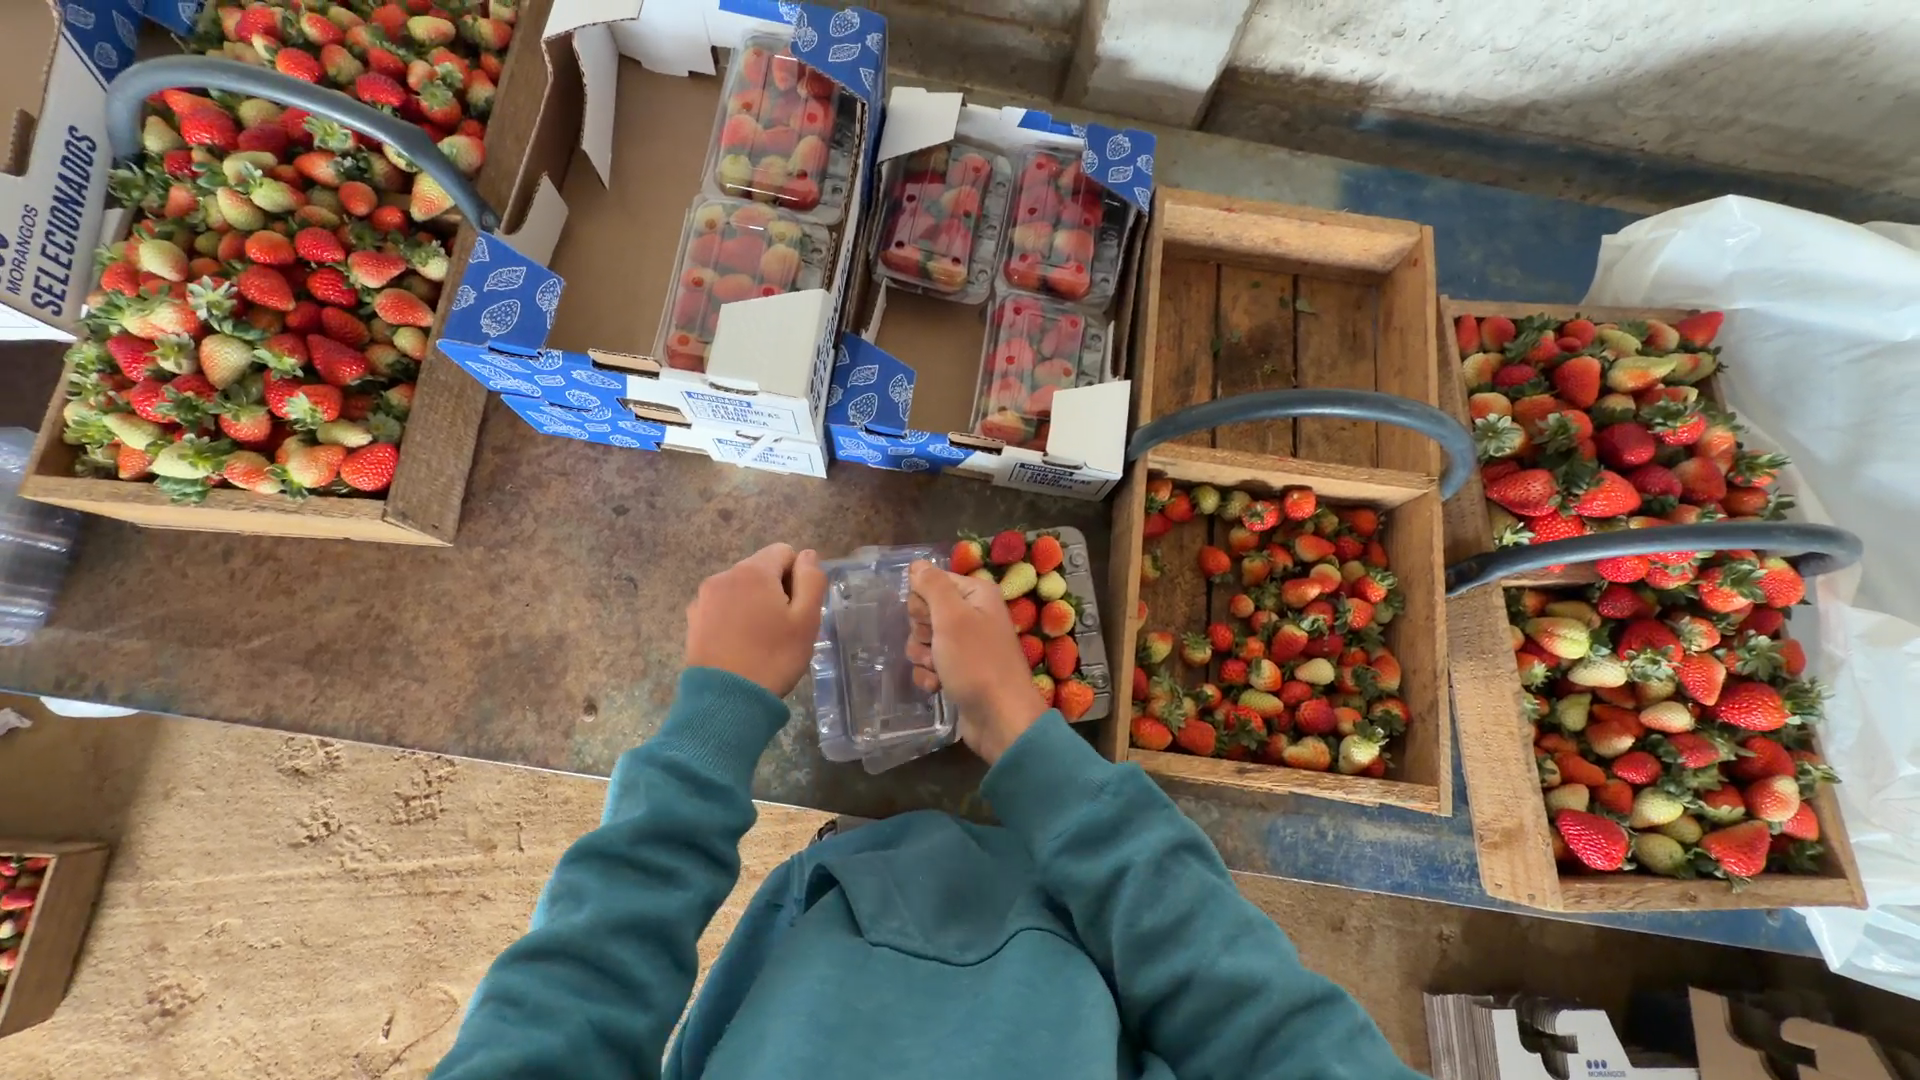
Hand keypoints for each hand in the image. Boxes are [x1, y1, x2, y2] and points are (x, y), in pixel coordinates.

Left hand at [685, 543, 828, 697]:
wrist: (727, 700)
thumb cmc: (774, 657)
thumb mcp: (806, 619)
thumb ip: (811, 579)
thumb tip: (807, 555)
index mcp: (752, 571)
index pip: (785, 552)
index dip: (798, 577)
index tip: (797, 608)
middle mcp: (723, 577)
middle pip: (760, 569)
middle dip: (775, 589)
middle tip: (783, 627)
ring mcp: (703, 599)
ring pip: (741, 589)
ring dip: (754, 604)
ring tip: (761, 639)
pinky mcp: (693, 620)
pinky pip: (723, 607)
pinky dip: (734, 617)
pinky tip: (740, 645)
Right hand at [906, 560, 1046, 764]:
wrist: (1000, 719)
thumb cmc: (977, 663)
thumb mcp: (952, 618)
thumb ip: (933, 586)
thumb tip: (918, 564)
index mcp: (976, 595)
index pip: (932, 581)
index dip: (923, 601)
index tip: (930, 619)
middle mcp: (973, 615)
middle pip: (925, 611)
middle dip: (922, 631)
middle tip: (936, 645)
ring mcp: (966, 645)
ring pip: (924, 639)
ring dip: (923, 656)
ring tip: (938, 669)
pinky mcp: (959, 671)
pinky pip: (930, 664)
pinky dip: (929, 675)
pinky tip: (937, 686)